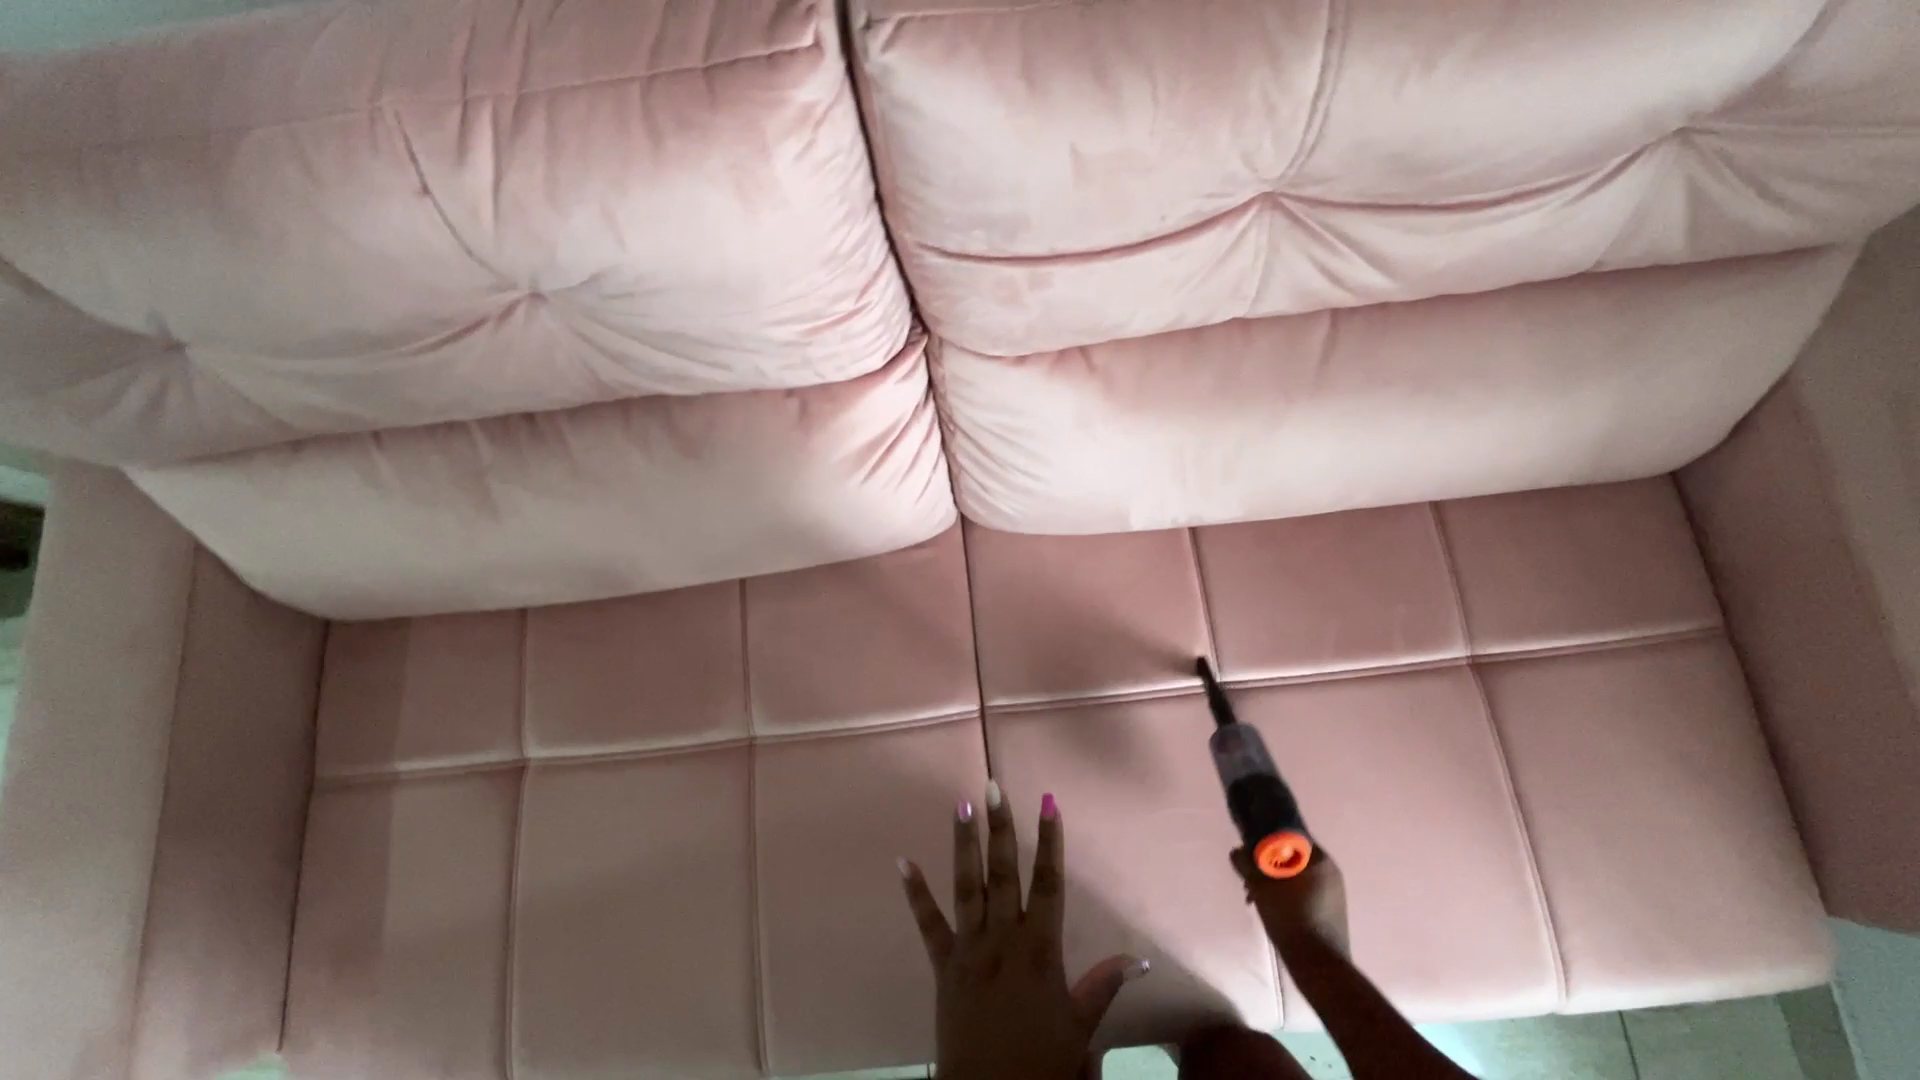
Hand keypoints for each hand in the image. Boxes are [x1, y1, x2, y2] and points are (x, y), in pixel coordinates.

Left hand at [899, 782, 1149, 1079]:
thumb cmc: (1040, 1060)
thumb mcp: (1080, 1026)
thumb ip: (1103, 986)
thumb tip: (1136, 958)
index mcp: (1040, 948)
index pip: (1049, 883)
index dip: (1050, 841)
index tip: (1049, 802)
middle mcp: (1003, 938)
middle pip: (1003, 873)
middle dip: (1001, 828)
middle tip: (993, 787)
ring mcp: (969, 948)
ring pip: (967, 887)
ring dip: (963, 845)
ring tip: (961, 805)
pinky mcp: (942, 964)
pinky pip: (927, 923)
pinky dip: (915, 892)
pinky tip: (902, 861)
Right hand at [1231, 845, 1350, 956]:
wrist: (1318, 963)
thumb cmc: (1289, 917)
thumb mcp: (1260, 887)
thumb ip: (1246, 864)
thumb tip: (1237, 851)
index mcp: (1318, 858)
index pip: (1289, 835)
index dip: (1266, 840)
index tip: (1251, 852)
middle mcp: (1331, 870)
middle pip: (1293, 857)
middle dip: (1269, 865)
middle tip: (1250, 880)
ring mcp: (1336, 891)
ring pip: (1299, 875)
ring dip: (1277, 881)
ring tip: (1258, 899)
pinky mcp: (1335, 909)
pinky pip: (1308, 891)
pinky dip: (1290, 894)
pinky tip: (1275, 911)